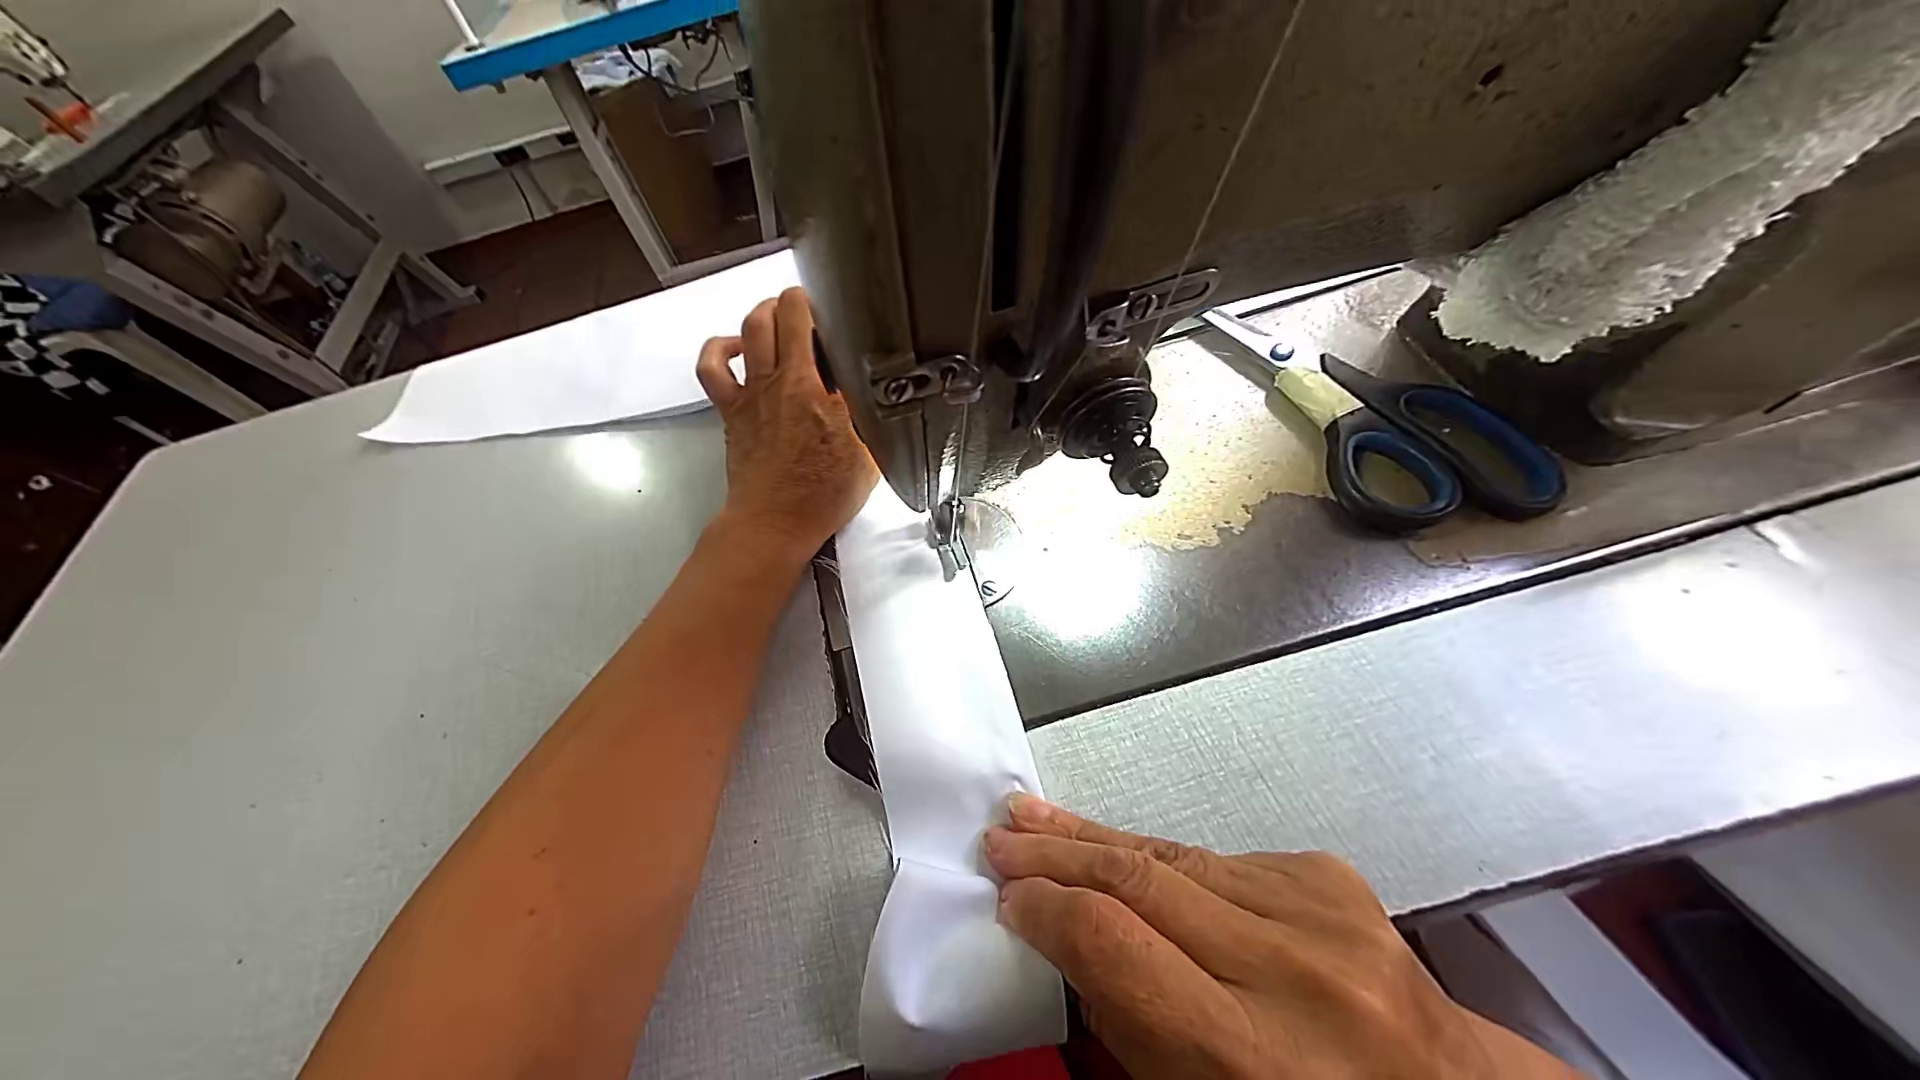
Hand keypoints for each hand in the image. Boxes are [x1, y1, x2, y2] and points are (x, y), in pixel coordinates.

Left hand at [696, 287, 877, 554]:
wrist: (774, 523)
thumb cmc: (817, 498)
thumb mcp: (866, 458)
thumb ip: (869, 423)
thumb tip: (878, 404)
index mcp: (813, 391)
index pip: (809, 324)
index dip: (818, 305)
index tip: (832, 307)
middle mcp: (779, 384)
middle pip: (775, 316)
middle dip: (789, 301)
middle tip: (805, 306)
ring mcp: (751, 396)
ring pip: (746, 332)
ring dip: (760, 315)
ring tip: (775, 316)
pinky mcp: (732, 412)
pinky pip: (713, 368)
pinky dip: (719, 349)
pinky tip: (735, 349)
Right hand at [985, 795, 1581, 1078]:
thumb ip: (1127, 1029)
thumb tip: (1066, 941)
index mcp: (1257, 1057)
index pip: (1114, 939)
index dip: (1047, 906)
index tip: (1008, 895)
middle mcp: (1296, 973)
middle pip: (1139, 877)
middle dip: (1058, 853)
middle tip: (1004, 837)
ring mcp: (1323, 914)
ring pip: (1173, 852)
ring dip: (1098, 838)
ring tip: (1043, 822)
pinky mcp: (1332, 878)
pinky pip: (1216, 857)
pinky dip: (1161, 854)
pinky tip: (1124, 849)